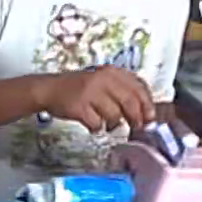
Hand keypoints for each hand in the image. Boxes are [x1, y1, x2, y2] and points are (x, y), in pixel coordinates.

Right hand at [33, 67, 154, 133]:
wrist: (50, 89)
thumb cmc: (78, 89)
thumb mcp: (102, 82)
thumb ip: (121, 91)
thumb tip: (141, 111)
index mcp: (112, 72)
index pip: (138, 87)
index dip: (147, 104)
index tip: (151, 117)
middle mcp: (103, 80)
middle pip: (129, 101)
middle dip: (136, 117)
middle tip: (137, 127)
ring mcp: (91, 93)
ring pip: (114, 115)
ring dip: (114, 124)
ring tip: (108, 125)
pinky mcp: (80, 107)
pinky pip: (96, 123)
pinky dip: (97, 128)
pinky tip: (94, 126)